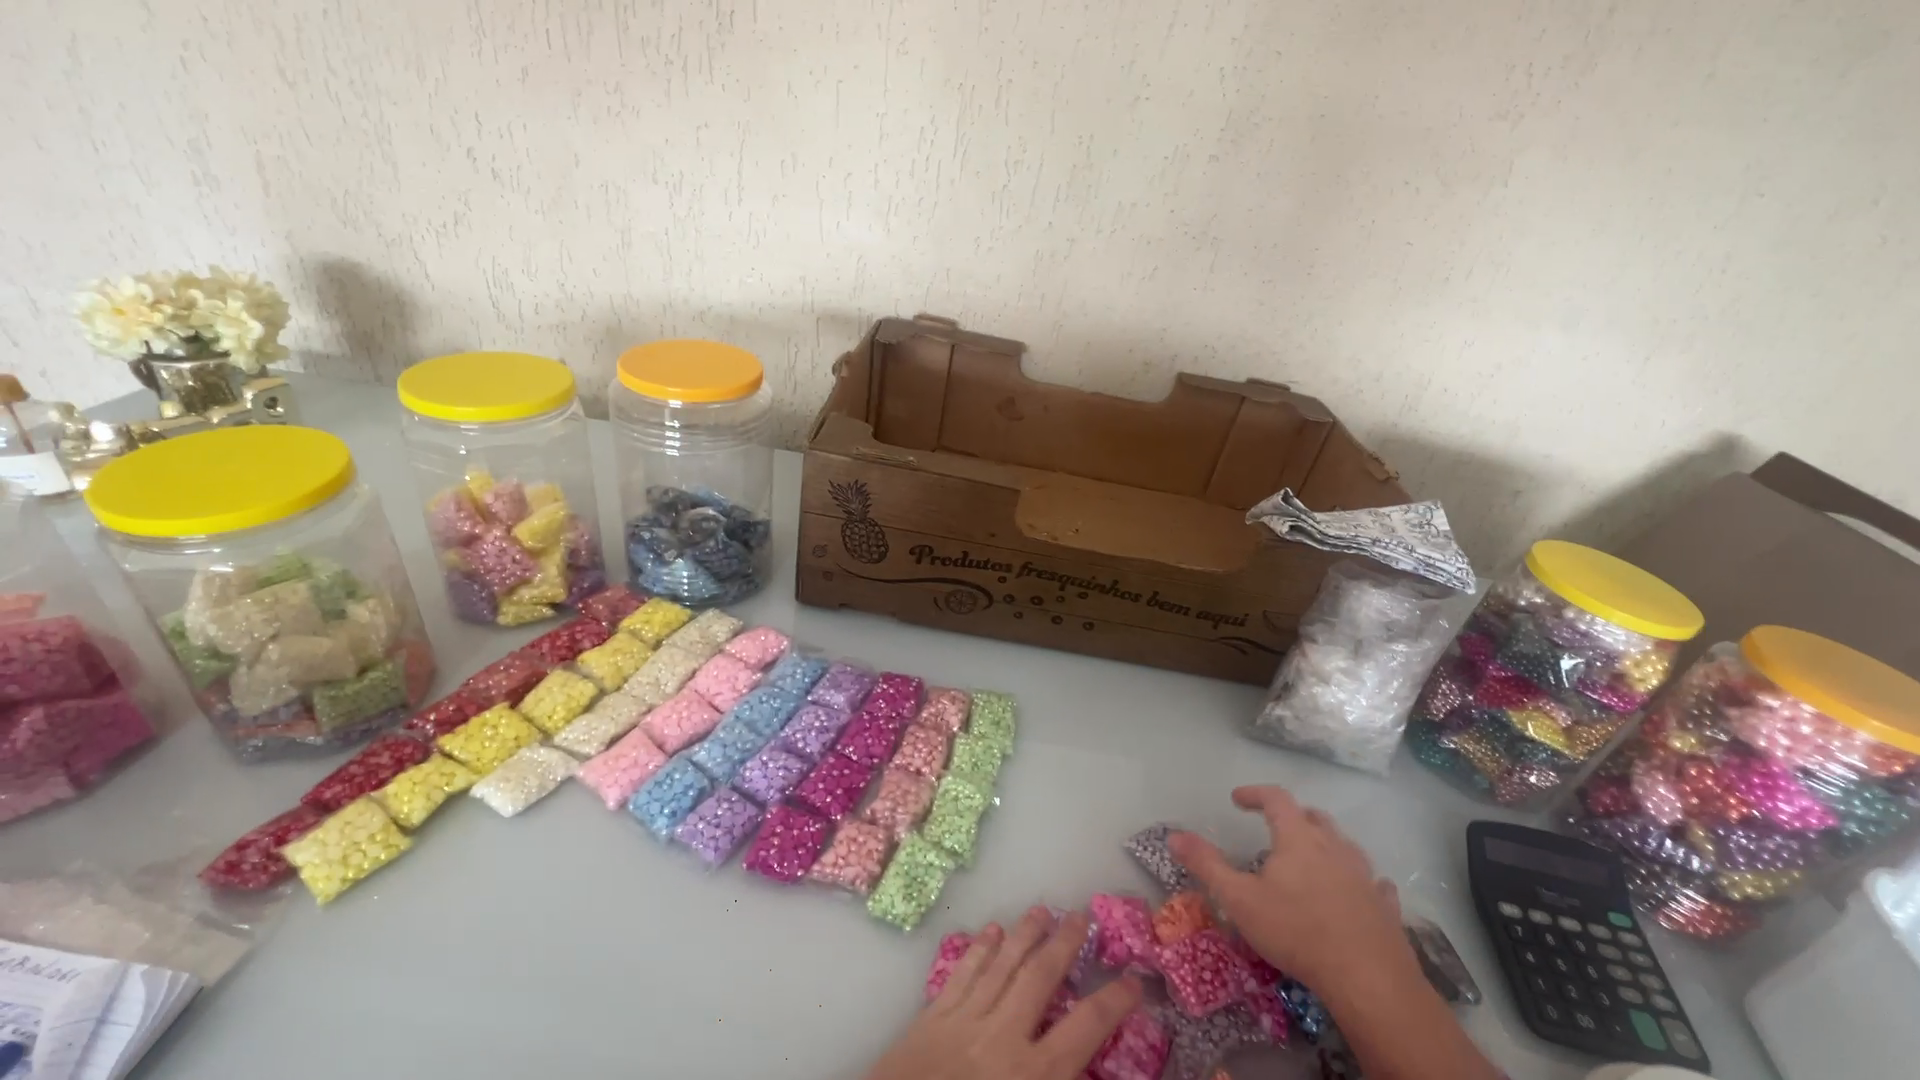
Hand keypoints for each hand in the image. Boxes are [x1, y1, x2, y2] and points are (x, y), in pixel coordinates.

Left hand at [864, 907, 1140, 1079]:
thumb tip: (1086, 1068)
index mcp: (1036, 1073)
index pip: (1087, 1026)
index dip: (1115, 1001)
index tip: (1134, 978)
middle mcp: (1004, 1037)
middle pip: (1041, 978)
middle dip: (1063, 944)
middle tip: (1081, 915)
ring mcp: (965, 1022)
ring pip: (1001, 965)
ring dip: (1024, 935)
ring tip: (1042, 909)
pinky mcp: (933, 1018)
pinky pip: (962, 974)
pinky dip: (978, 950)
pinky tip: (991, 930)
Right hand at [1168, 786, 1418, 997]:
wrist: (1366, 977)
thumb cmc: (1296, 931)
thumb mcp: (1239, 899)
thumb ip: (1207, 865)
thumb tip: (1174, 835)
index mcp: (1298, 839)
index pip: (1276, 799)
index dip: (1255, 793)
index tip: (1237, 799)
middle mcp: (1335, 848)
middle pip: (1314, 818)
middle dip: (1293, 816)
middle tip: (1275, 826)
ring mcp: (1365, 876)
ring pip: (1345, 846)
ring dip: (1326, 844)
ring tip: (1312, 858)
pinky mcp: (1384, 905)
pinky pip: (1374, 882)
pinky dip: (1361, 879)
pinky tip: (1359, 890)